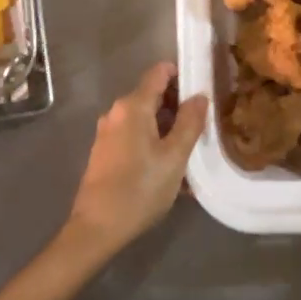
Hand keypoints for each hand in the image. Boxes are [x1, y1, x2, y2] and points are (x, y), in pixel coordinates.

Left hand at [66, 62, 209, 257]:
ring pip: (144, 118)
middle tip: (202, 125)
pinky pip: (134, 136)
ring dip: (167, 128)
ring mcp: (107, 132)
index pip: (159, 72)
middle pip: (152, 95)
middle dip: (178, 106)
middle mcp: (116, 112)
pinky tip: (168, 167)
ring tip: (190, 151)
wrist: (97, 227)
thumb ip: (189, 123)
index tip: (203, 88)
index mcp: (133, 106)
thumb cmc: (140, 189)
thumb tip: (200, 96)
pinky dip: (153, 142)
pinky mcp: (104, 151)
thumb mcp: (174, 157)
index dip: (182, 74)